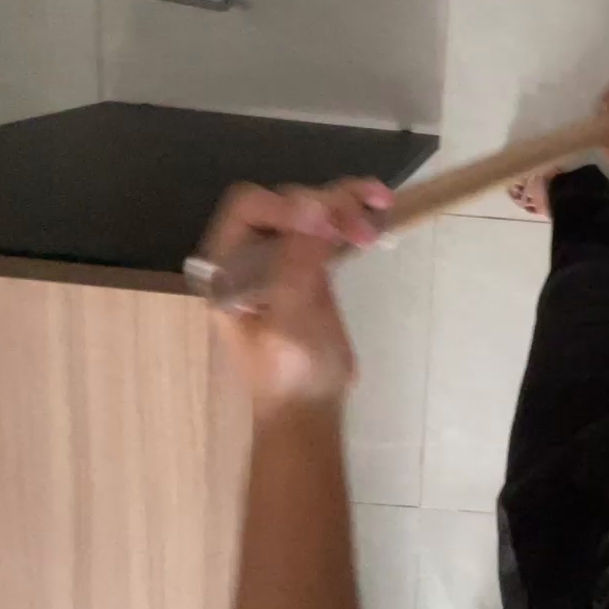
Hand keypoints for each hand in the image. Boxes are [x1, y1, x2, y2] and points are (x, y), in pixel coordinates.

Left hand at [197, 179, 391, 416]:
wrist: (309, 407)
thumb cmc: (290, 374)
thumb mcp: (290, 322)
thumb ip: (296, 263)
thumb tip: (314, 206)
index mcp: (228, 267)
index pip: (248, 209)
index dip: (287, 205)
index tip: (329, 224)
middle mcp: (251, 252)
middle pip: (287, 201)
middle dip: (328, 206)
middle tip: (363, 234)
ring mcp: (283, 253)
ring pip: (314, 204)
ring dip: (348, 202)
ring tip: (379, 210)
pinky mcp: (311, 258)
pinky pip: (331, 220)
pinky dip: (356, 209)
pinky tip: (380, 204)